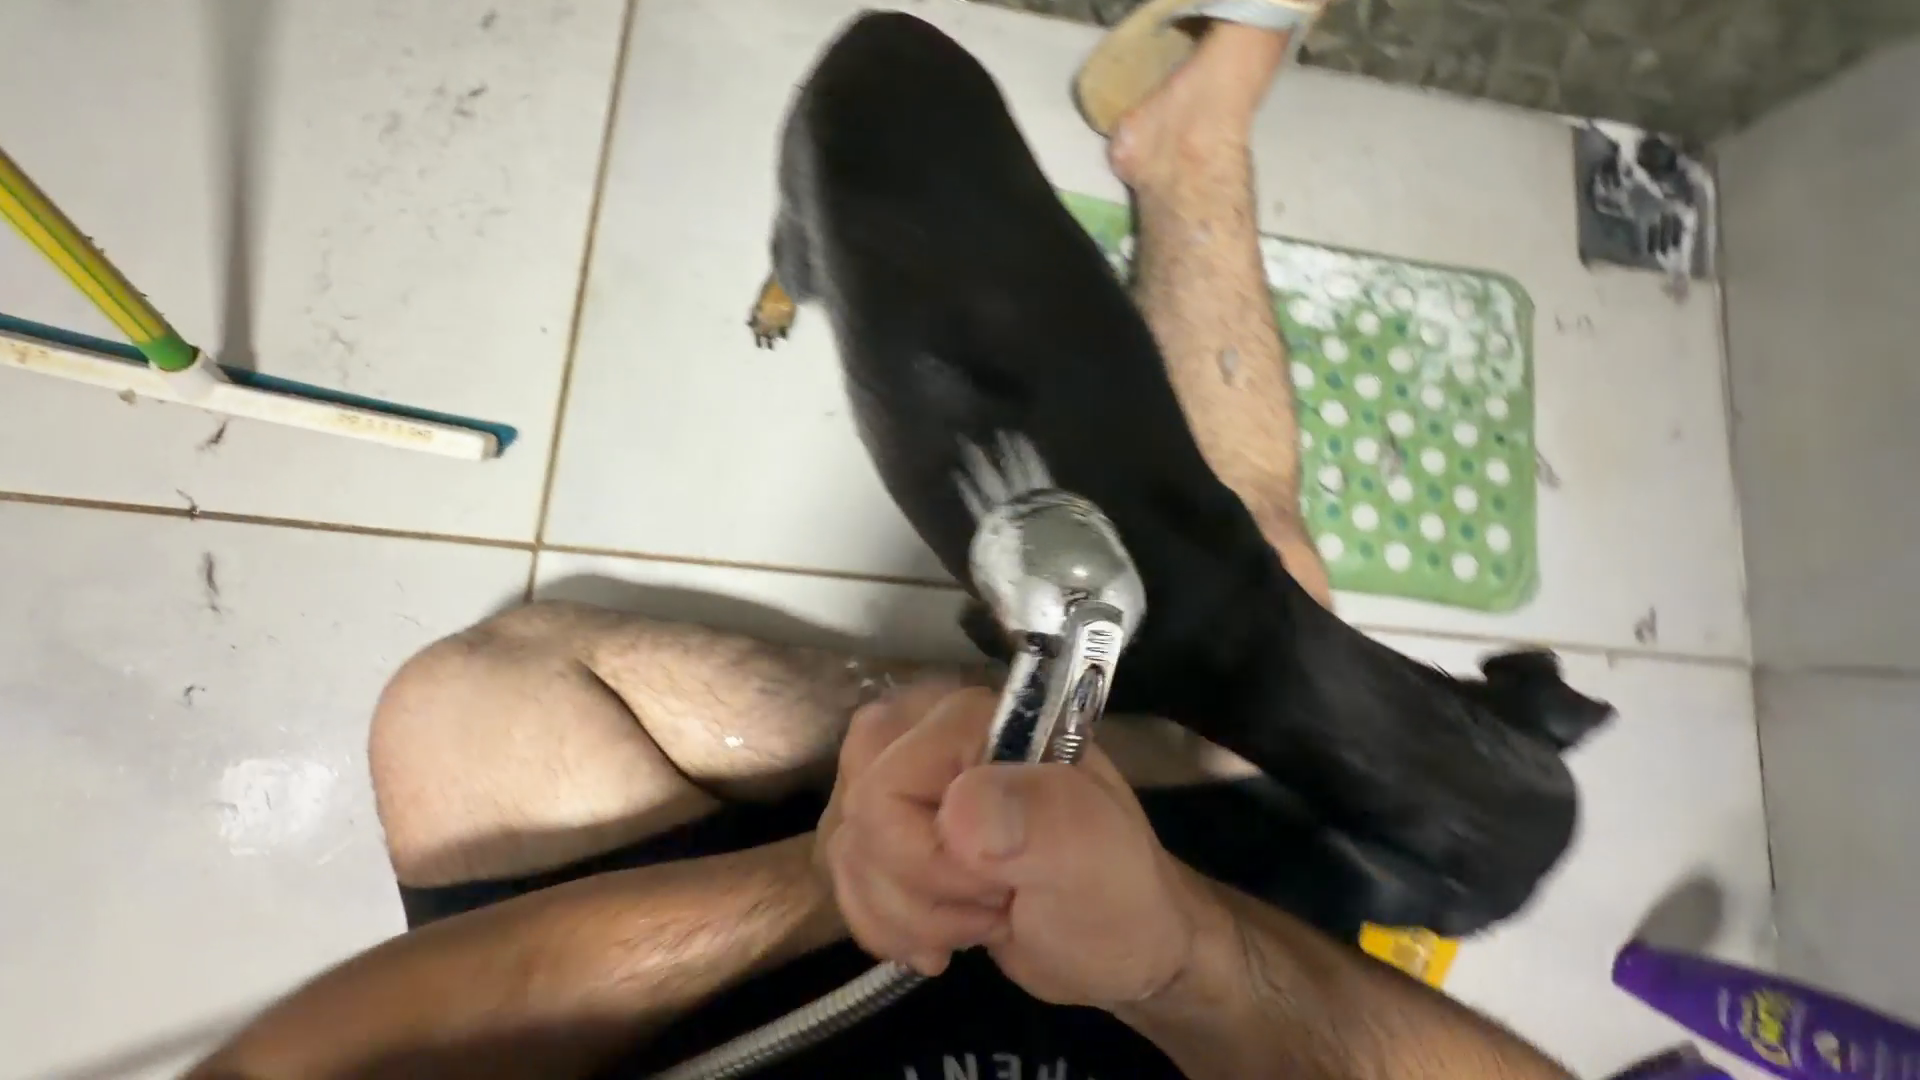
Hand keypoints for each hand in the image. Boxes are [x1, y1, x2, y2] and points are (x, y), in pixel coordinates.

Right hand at [816, 679, 1208, 1008]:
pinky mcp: (894, 829)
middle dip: (915, 889)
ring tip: (978, 917)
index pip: (883, 789)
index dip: (927, 859)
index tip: (998, 885)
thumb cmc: (1112, 891)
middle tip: (992, 899)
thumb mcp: (1096, 855)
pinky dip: (885, 922)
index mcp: (974, 720)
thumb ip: (1041, 819)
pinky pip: (845, 874)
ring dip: (906, 913)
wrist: (1113, 940)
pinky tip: (939, 935)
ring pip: (844, 850)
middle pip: (854, 813)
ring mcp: (906, 781)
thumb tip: (960, 815)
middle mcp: (927, 734)